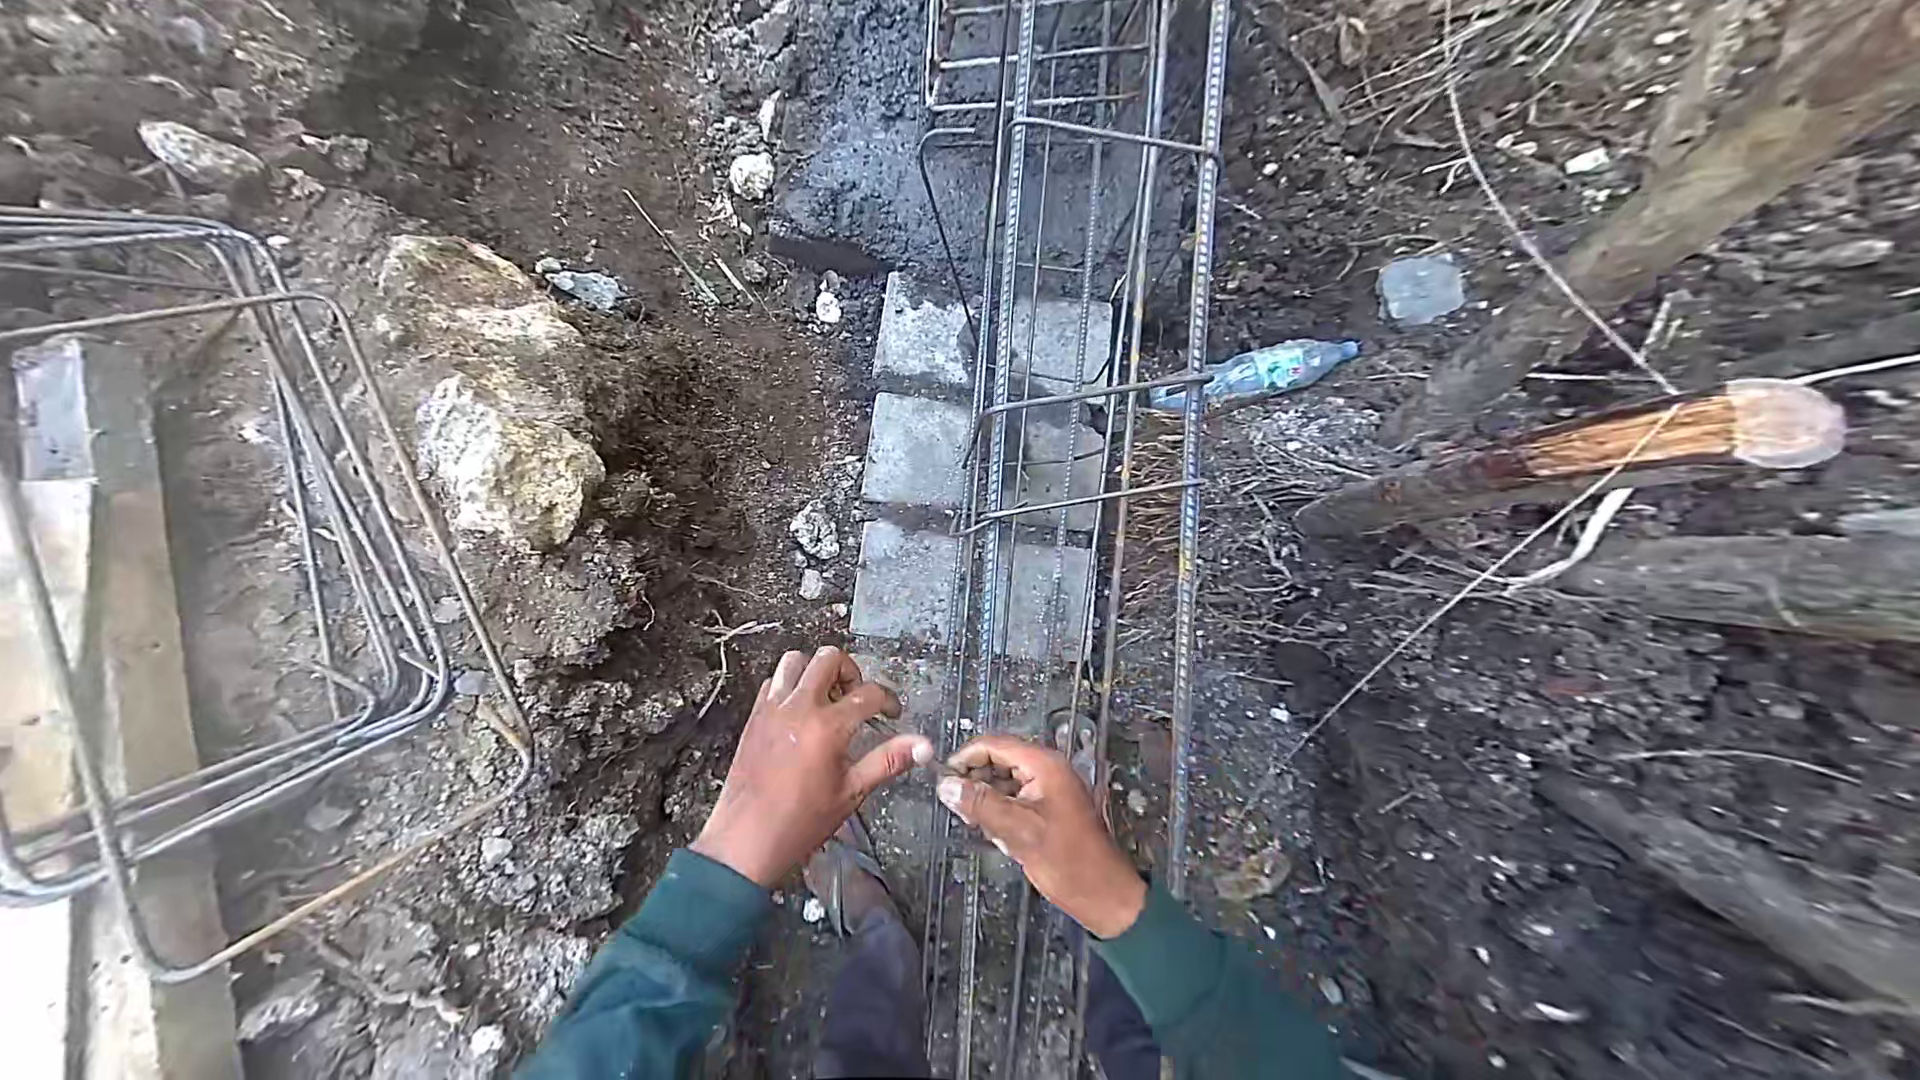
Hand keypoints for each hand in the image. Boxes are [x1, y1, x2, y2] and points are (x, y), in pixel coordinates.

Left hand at [692, 646, 930, 886]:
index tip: (891, 712)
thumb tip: (922, 746)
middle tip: (857, 696)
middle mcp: (799, 709)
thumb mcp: (852, 792)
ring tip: (828, 698)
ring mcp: (773, 710)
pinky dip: (790, 686)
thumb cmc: (799, 822)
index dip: (888, 700)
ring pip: (796, 661)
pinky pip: (773, 682)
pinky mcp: (755, 718)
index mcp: (828, 727)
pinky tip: (800, 711)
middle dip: (852, 672)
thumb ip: (888, 760)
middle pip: (830, 659)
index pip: (869, 693)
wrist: (745, 843)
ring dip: (817, 672)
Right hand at [937, 735, 1146, 938]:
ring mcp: (1049, 787)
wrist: (1103, 894)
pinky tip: (994, 831)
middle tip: (956, 802)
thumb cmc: (1068, 861)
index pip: (995, 744)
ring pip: (1005, 780)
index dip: (966, 757)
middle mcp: (1047, 769)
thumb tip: (947, 786)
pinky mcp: (1048, 806)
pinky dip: (1000, 809)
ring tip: (974, 820)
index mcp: (1044, 765)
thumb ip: (980, 804)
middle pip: (999, 760)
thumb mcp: (1017, 830)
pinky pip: (1015, 797)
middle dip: (975, 779)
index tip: (944, 777)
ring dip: (986, 797)